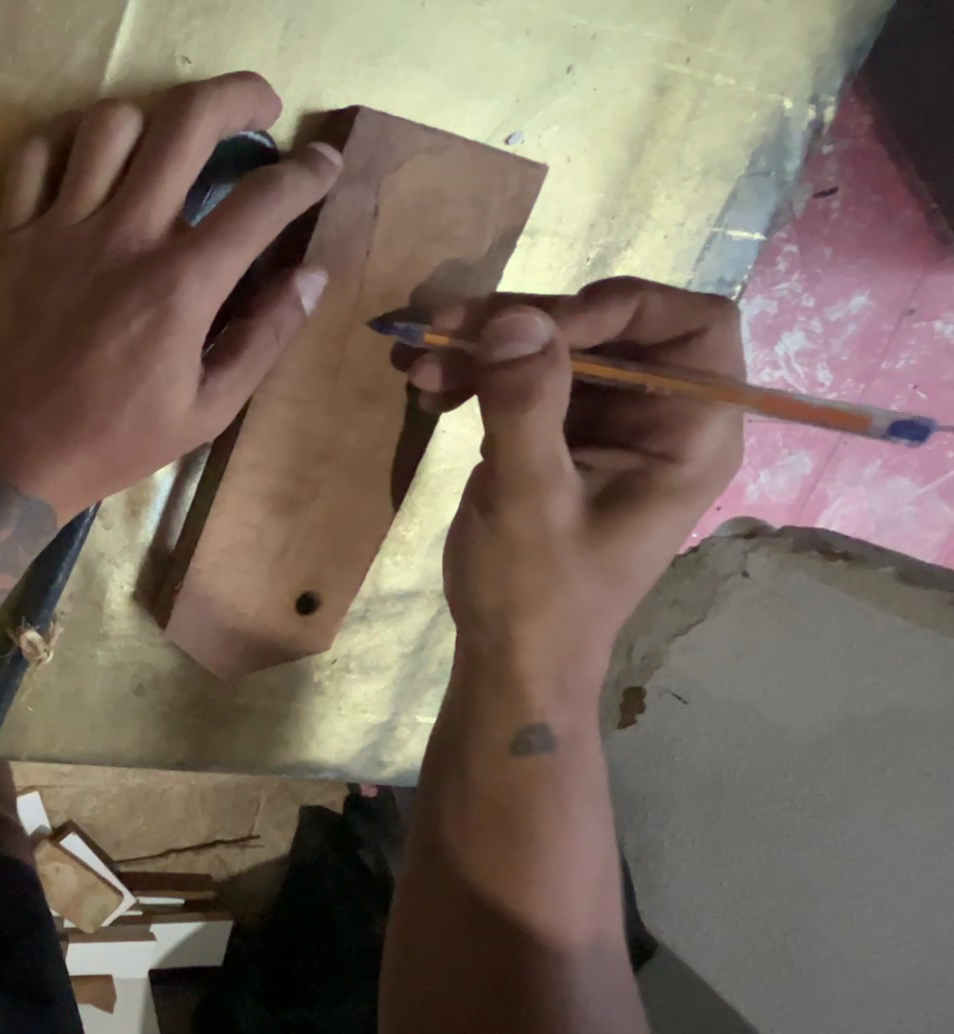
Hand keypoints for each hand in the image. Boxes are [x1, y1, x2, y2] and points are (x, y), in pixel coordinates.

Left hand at [0, 72, 343, 520]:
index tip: (321, 165)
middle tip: (258, 109)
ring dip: (152, 117)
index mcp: (179, 286)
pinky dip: (64, 140)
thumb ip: (264, 339)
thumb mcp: (206, 412)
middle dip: (240, 96)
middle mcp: (122, 239)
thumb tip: (311, 276)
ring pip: (110, 124)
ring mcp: (58, 232)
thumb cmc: (113, 443)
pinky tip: (86, 159)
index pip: (263, 199)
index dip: (308, 171)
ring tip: (167, 141)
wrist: (13, 459)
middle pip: (187, 120)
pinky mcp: (9, 239)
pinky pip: (32, 156)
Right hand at [405, 277, 744, 687]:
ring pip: (549, 354)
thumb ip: (525, 406)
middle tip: (442, 331)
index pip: (687, 325)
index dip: (614, 308)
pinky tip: (428, 392)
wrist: (509, 652)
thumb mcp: (527, 498)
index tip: (528, 329)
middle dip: (521, 325)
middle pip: (604, 331)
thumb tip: (512, 318)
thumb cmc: (535, 591)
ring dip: (481, 350)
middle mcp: (652, 420)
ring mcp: (598, 430)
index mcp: (686, 433)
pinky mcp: (551, 442)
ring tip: (416, 363)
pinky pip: (516, 386)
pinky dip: (472, 379)